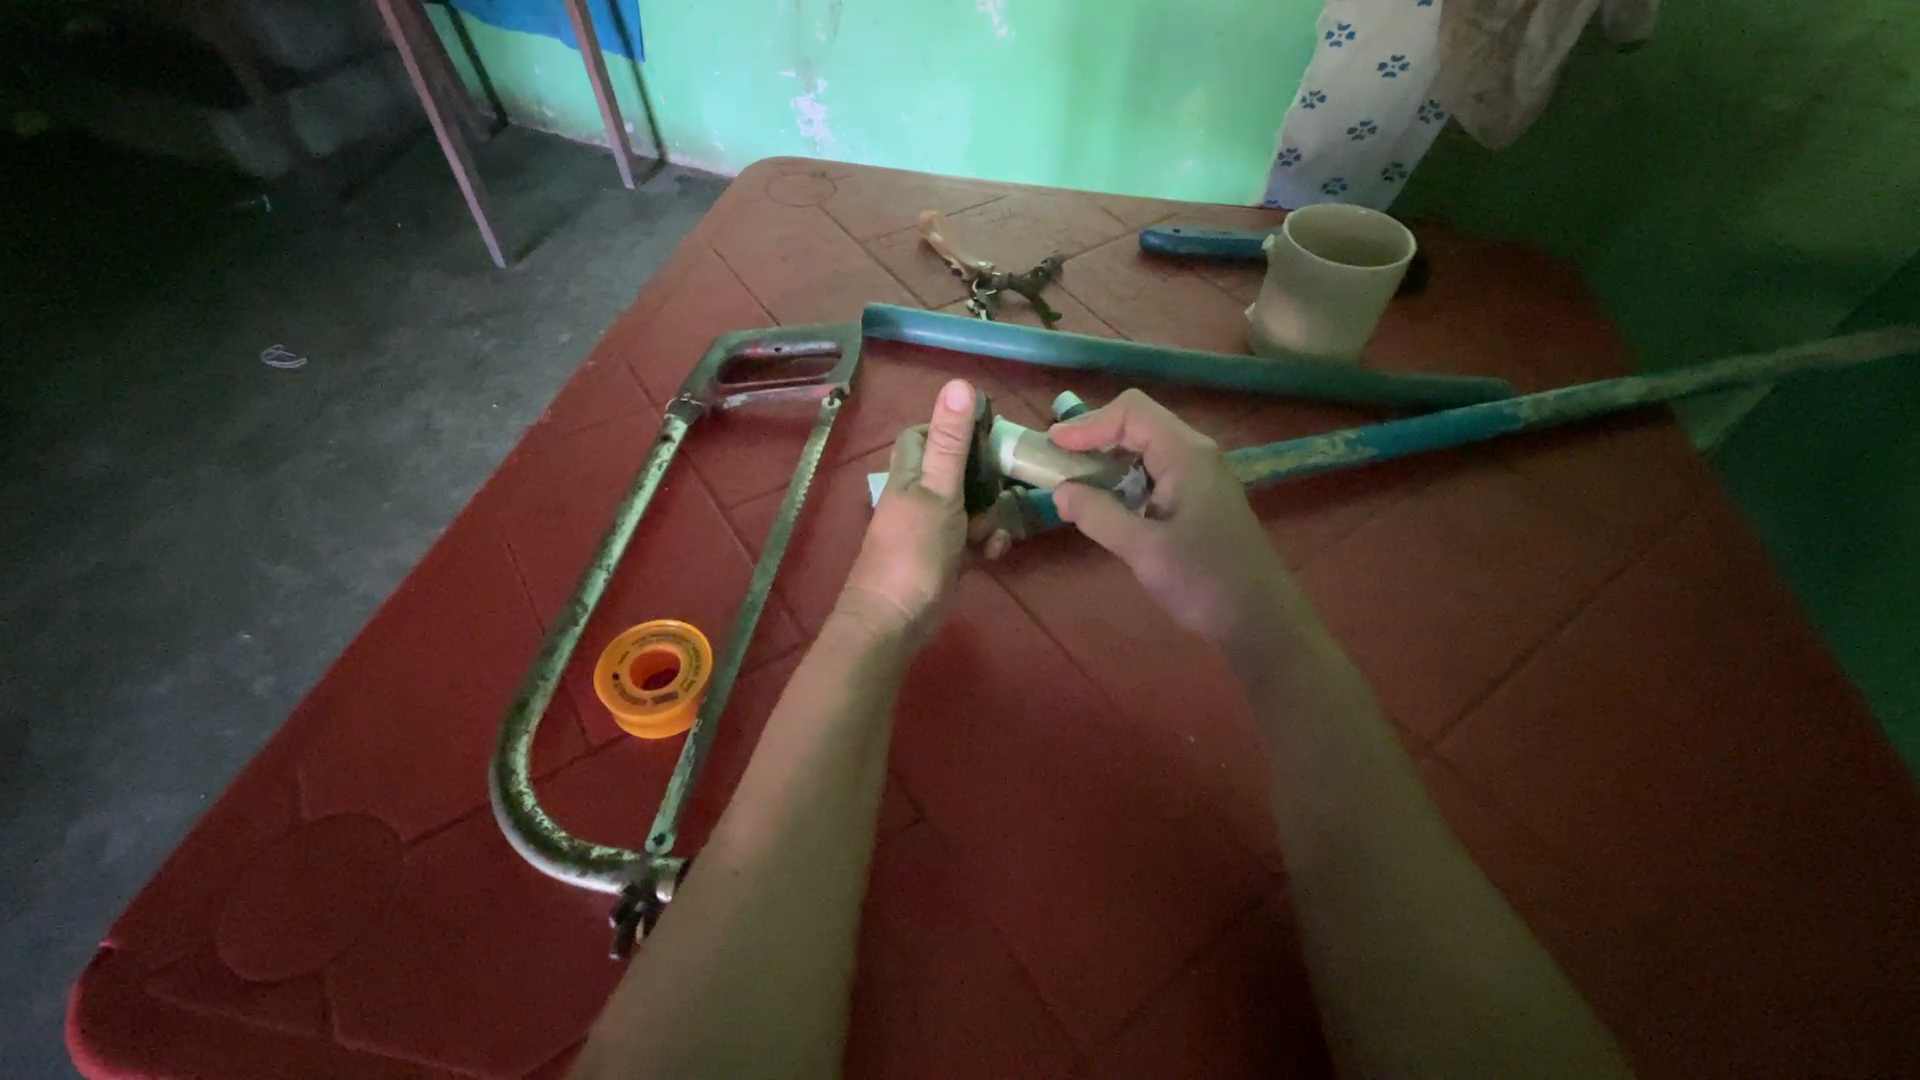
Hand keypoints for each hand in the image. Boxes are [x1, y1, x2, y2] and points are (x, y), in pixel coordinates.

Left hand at [835, 379, 976, 647]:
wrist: (895, 621)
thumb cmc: (913, 551)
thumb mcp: (938, 491)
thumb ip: (951, 442)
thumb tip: (959, 383)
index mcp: (908, 476)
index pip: (922, 436)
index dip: (949, 429)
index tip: (985, 431)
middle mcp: (918, 498)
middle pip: (954, 471)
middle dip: (984, 477)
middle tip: (1007, 482)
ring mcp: (932, 530)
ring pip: (970, 507)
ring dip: (990, 515)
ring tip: (997, 529)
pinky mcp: (946, 558)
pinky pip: (973, 540)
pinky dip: (986, 543)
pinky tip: (993, 553)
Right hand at [1049, 390, 1296, 652]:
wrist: (1259, 619)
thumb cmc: (1204, 581)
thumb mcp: (1144, 550)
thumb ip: (1099, 516)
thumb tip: (1060, 492)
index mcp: (1186, 455)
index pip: (1131, 412)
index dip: (1087, 423)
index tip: (1052, 446)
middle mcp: (1194, 454)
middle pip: (1138, 422)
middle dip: (1094, 436)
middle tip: (1057, 459)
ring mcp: (1198, 476)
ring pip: (1144, 448)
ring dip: (1106, 458)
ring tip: (1072, 479)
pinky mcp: (1197, 498)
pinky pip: (1153, 472)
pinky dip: (1122, 478)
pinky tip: (1103, 502)